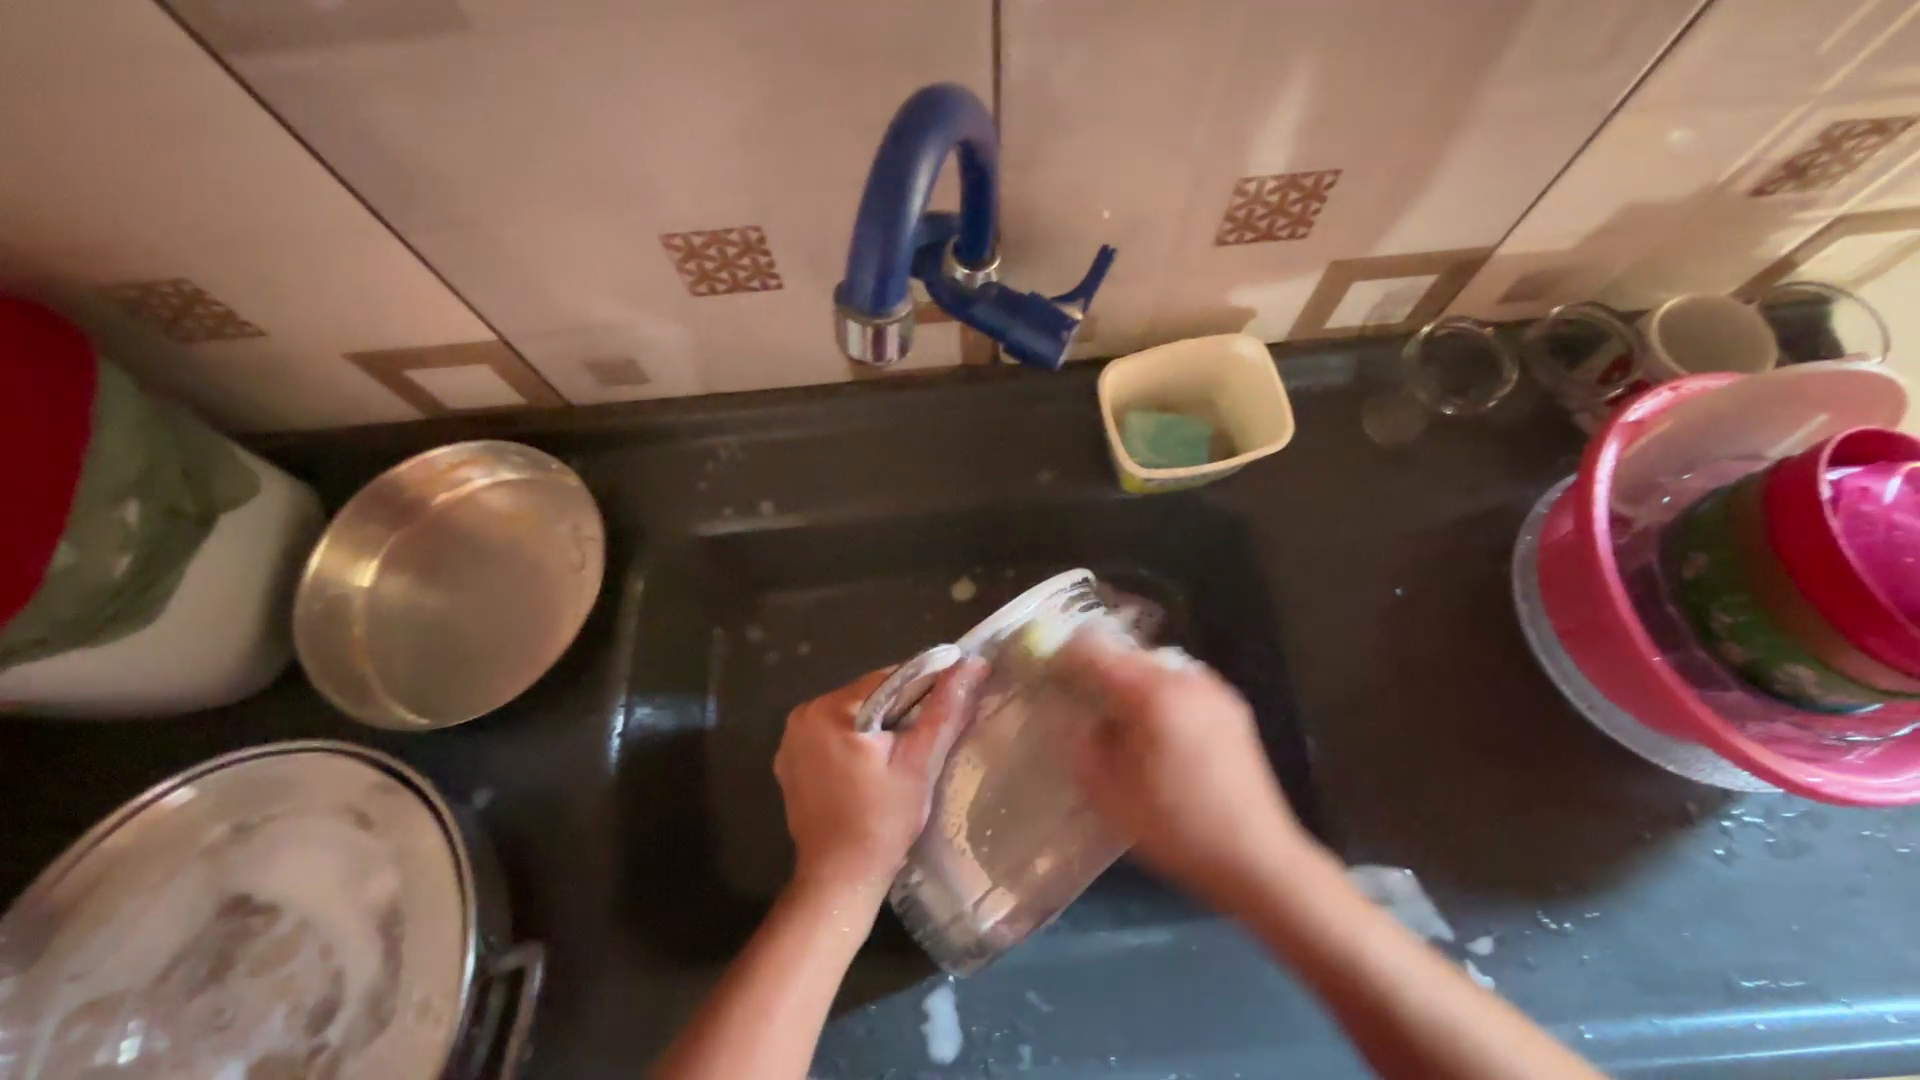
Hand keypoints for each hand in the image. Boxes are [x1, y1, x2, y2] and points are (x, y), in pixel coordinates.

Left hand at [774, 659, 986, 909]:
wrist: (840, 877)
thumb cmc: (882, 819)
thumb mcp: (919, 761)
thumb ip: (944, 709)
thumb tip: (972, 664)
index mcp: (827, 709)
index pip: (886, 679)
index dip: (923, 687)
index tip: (948, 703)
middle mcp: (801, 717)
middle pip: (866, 698)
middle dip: (898, 711)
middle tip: (928, 736)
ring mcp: (790, 743)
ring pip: (849, 719)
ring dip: (876, 729)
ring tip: (904, 756)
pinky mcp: (790, 767)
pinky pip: (831, 741)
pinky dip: (853, 747)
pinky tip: (873, 771)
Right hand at [1049, 629, 1310, 906]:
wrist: (1257, 858)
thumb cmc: (1175, 828)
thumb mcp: (1107, 792)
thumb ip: (1080, 742)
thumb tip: (1070, 713)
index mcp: (1153, 692)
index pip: (1093, 650)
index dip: (1063, 658)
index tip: (1046, 676)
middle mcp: (1186, 677)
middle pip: (1127, 655)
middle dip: (1099, 674)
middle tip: (1080, 706)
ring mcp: (1215, 690)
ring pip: (1155, 670)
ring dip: (1130, 686)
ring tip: (1119, 725)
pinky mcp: (1233, 708)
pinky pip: (1181, 686)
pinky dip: (1160, 698)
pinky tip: (1157, 737)